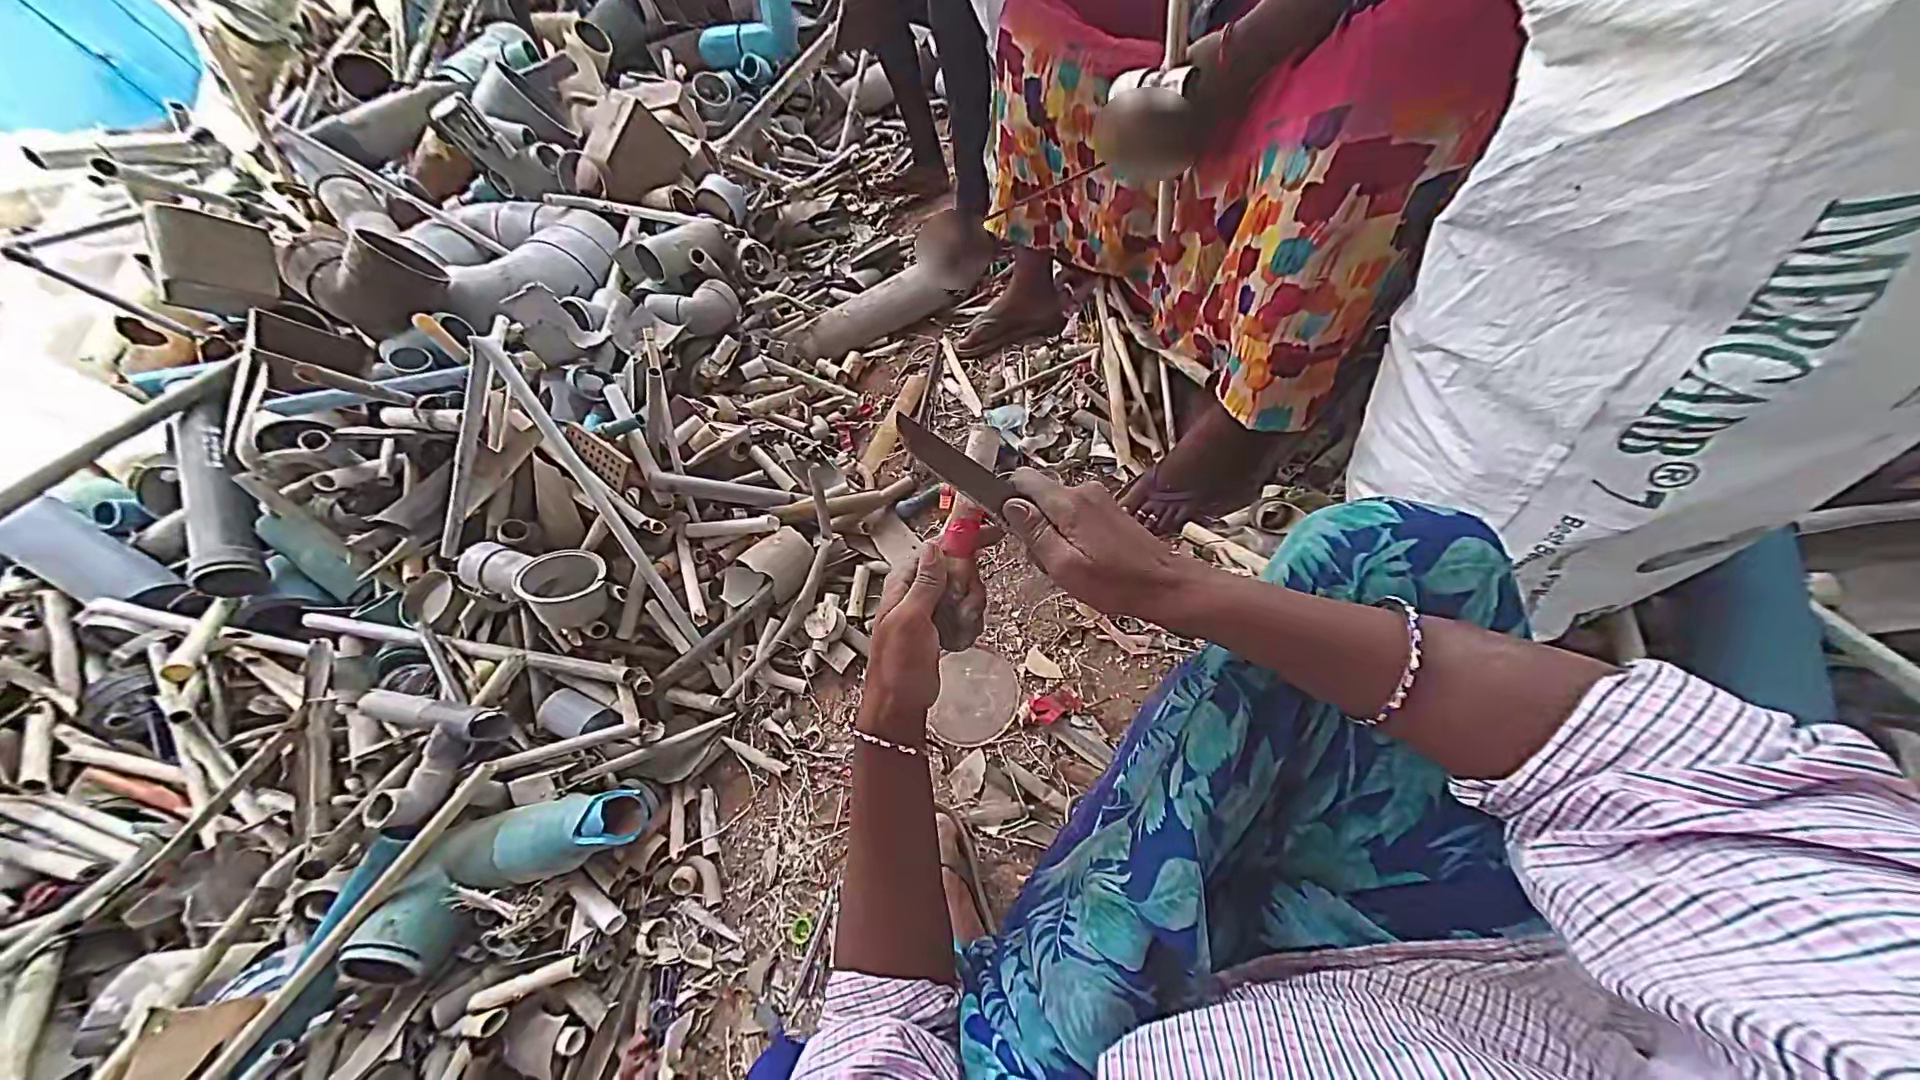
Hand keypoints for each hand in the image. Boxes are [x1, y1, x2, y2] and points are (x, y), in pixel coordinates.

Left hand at [863, 545, 958, 732]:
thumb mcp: (911, 619)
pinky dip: (967, 628)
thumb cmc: (897, 666)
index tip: (987, 536)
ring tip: (955, 630)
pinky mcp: (943, 627)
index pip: (934, 549)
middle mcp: (917, 593)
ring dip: (968, 612)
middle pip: (957, 571)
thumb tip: (933, 547)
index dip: (960, 542)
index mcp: (903, 584)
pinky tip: (956, 641)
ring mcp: (931, 611)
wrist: (901, 705)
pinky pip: (967, 616)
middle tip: (960, 608)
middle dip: (967, 589)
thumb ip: (925, 582)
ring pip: (966, 594)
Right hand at [1002, 468, 1194, 620]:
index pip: (1022, 479)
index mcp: (1068, 504)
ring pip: (1054, 507)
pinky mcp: (1107, 508)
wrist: (1165, 586)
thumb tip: (1010, 505)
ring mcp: (1097, 498)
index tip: (1005, 526)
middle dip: (1030, 524)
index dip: (1006, 499)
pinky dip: (1067, 534)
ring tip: (1066, 564)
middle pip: (1037, 495)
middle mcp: (1083, 492)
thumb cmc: (1116, 584)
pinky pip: (1072, 514)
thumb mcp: (1064, 566)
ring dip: (1049, 533)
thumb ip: (1034, 532)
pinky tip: (1080, 559)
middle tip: (1043, 558)